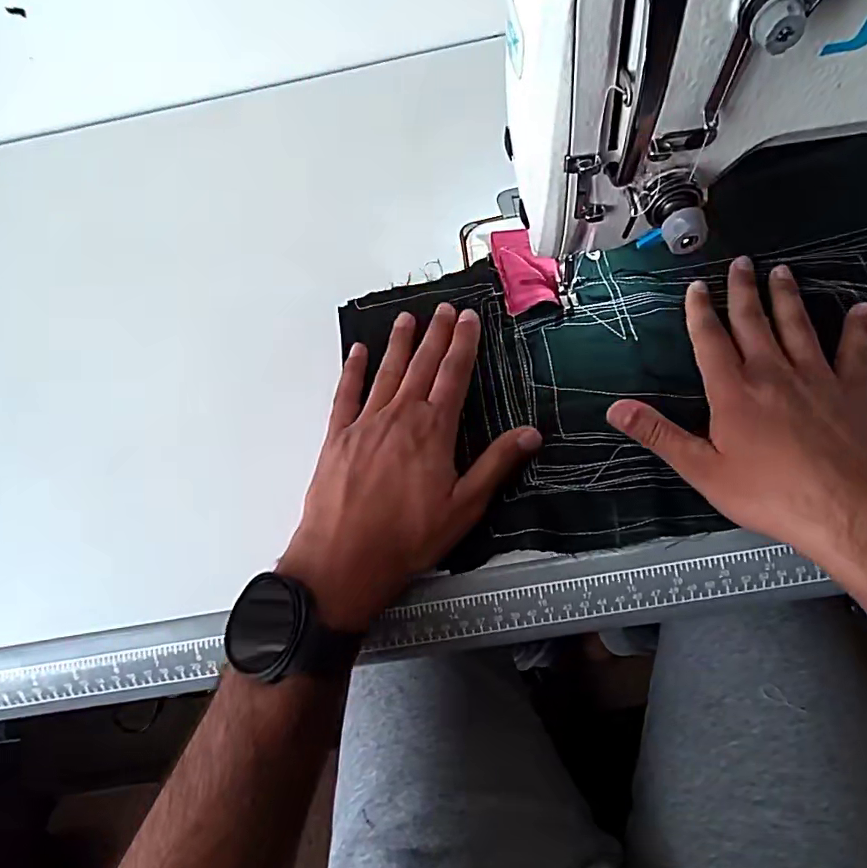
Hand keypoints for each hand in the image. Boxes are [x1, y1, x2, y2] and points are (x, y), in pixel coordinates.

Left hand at [279, 303, 541, 632]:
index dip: (463, 345)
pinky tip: (359, 353)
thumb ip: (495, 465)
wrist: (344, 558)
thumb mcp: (463, 507)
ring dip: (399, 344)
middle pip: (421, 367)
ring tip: (407, 318)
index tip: (468, 319)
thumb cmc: (406, 538)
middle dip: (435, 335)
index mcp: (433, 431)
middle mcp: (398, 418)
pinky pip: (346, 394)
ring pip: (386, 373)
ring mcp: (364, 424)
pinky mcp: (336, 437)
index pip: (453, 376)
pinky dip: (353, 371)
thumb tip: (530, 434)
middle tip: (444, 309)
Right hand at [605, 258, 866, 582]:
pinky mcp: (852, 394)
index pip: (712, 342)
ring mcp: (818, 380)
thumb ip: (659, 434)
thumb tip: (616, 409)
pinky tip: (858, 309)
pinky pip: (853, 352)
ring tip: (782, 273)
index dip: (701, 313)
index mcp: (735, 393)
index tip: (697, 288)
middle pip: (755, 323)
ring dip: (788, 298)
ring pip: (799, 327)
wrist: (848, 513)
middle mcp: (775, 376)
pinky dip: (855, 329)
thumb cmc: (769, 494)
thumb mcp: (702, 469)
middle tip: (741, 264)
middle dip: (743, 291)